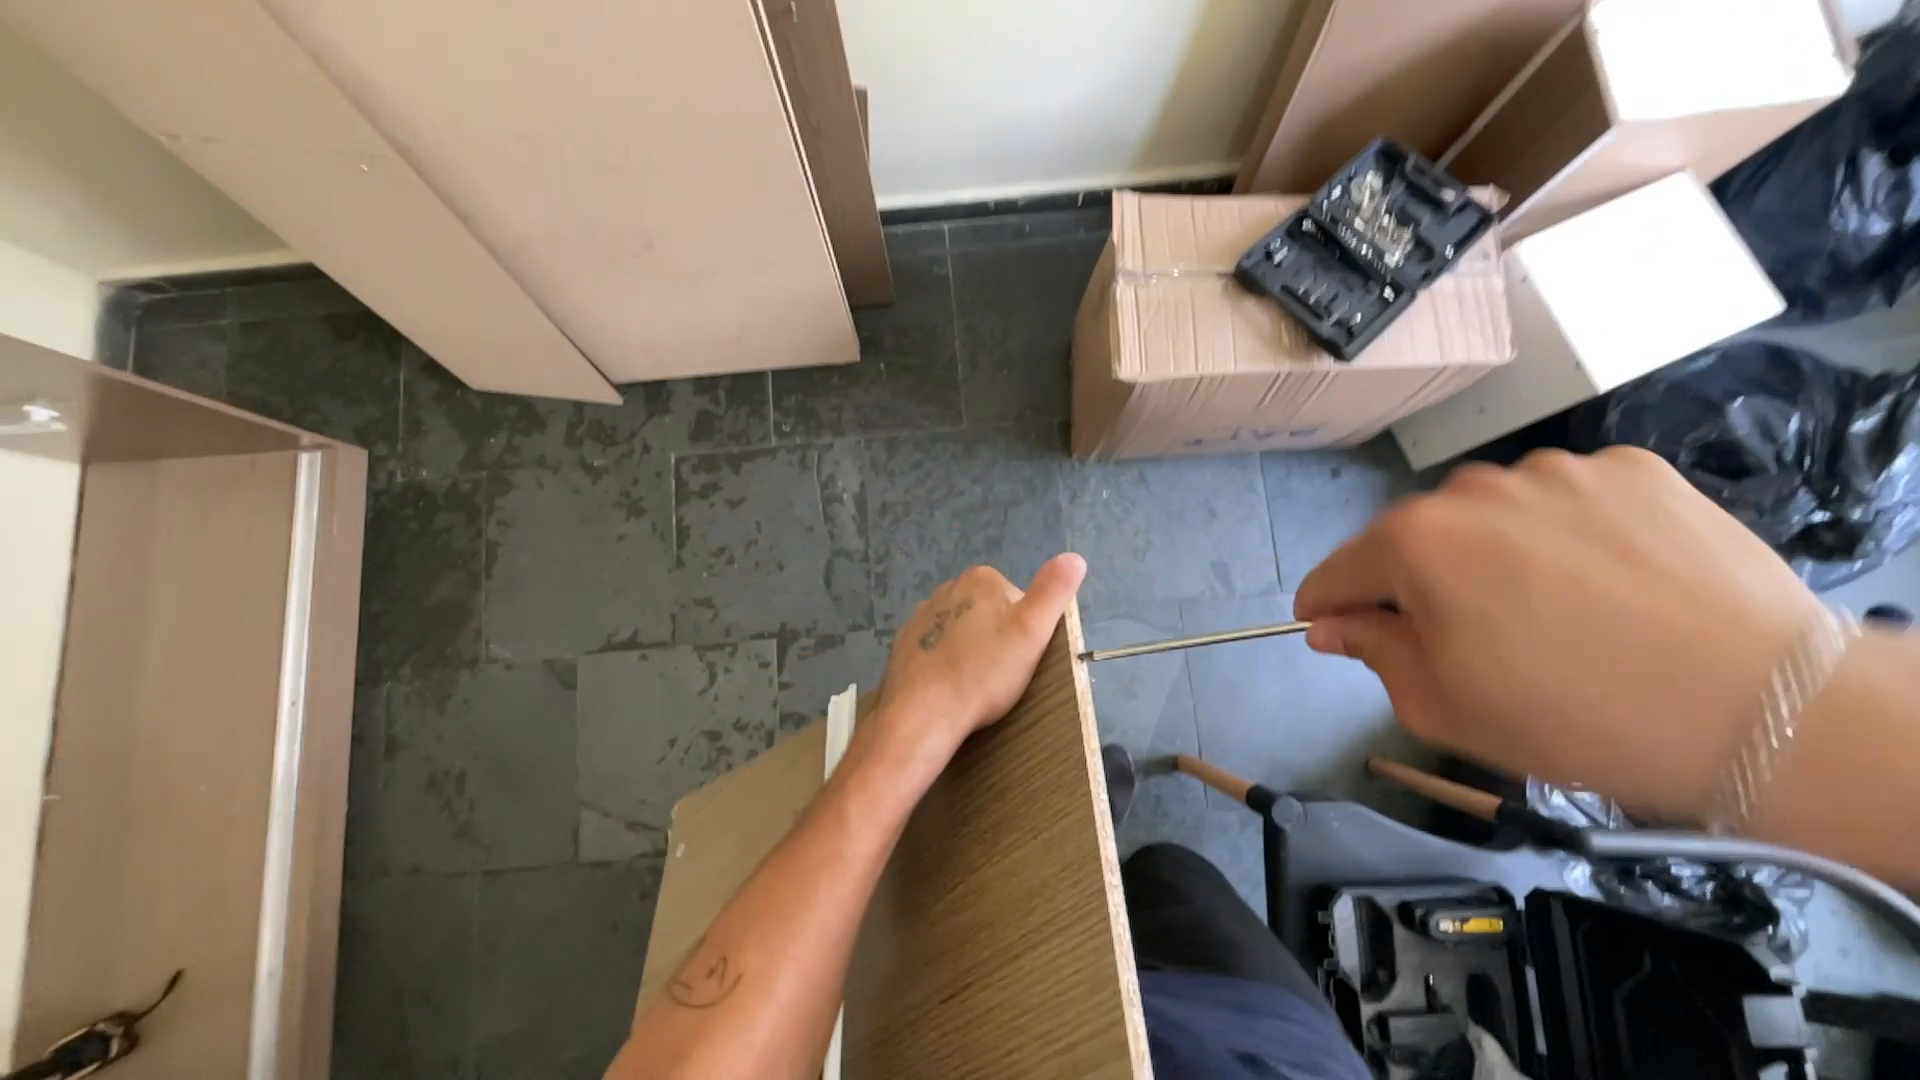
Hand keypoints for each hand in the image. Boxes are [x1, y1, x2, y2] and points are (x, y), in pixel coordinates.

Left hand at [868, 554, 1087, 763]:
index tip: (1020, 657)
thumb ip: (1054, 590)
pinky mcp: (904, 642)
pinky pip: (936, 646)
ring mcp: (922, 615)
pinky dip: (946, 660)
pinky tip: (950, 684)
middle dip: (997, 638)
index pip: (1018, 600)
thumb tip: (1074, 557)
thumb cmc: (984, 673)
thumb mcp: (1032, 631)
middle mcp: (948, 587)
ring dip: (971, 649)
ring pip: (962, 629)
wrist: (924, 712)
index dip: (1026, 630)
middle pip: (989, 612)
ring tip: (975, 682)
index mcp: (981, 579)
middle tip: (1000, 673)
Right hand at [1296, 448, 1825, 819]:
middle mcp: (1471, 489)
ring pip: (1490, 514)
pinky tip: (1606, 578)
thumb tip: (1335, 624)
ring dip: (1492, 552)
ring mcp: (1556, 471)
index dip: (1328, 607)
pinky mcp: (1632, 468)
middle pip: (1415, 538)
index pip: (1337, 572)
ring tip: (1551, 608)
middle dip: (1418, 582)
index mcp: (1413, 544)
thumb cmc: (1571, 716)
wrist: (1763, 708)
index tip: (1334, 629)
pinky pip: (1565, 499)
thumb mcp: (1441, 705)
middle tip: (1467, 638)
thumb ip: (1371, 651)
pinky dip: (1565, 533)